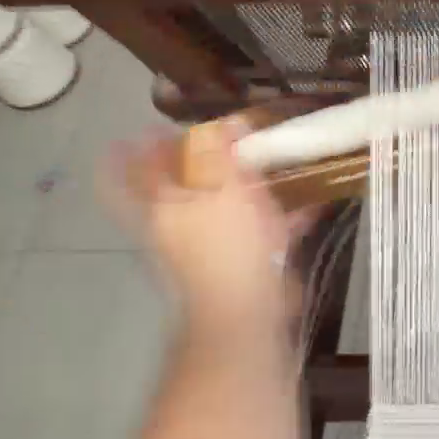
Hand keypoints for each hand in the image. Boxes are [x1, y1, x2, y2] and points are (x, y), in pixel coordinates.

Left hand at [110, 120, 316, 338]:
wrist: (247, 315)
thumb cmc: (226, 248)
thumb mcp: (219, 189)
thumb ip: (216, 152)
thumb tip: (214, 123)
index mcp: (161, 205)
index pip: (130, 170)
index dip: (137, 147)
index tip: (153, 127)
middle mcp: (178, 225)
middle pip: (177, 188)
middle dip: (196, 165)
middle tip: (219, 142)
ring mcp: (210, 247)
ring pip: (221, 207)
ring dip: (242, 187)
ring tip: (268, 164)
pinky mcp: (244, 264)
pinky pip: (261, 230)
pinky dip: (281, 217)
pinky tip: (309, 203)